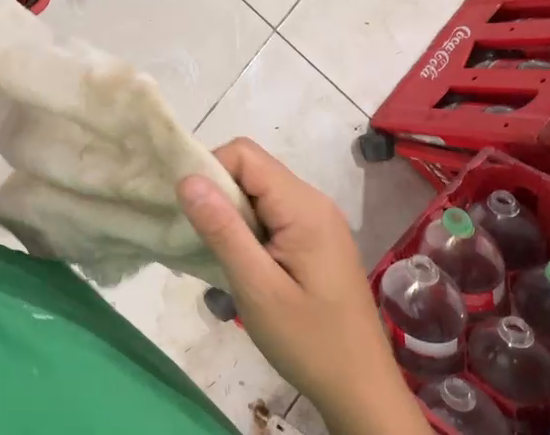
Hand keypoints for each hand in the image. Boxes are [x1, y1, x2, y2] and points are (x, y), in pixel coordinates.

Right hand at [176, 139, 429, 434]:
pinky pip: (269, 213)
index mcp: (304, 207)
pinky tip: (240, 262)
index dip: (209, 171)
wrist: (362, 395)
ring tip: (218, 252)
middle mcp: (314, 203)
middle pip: (250, 168)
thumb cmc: (309, 342)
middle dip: (217, 192)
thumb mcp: (257, 288)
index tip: (192, 212)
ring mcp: (317, 222)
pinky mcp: (314, 241)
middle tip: (202, 236)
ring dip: (229, 212)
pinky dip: (245, 227)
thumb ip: (222, 229)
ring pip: (256, 191)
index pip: (243, 154)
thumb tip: (186, 178)